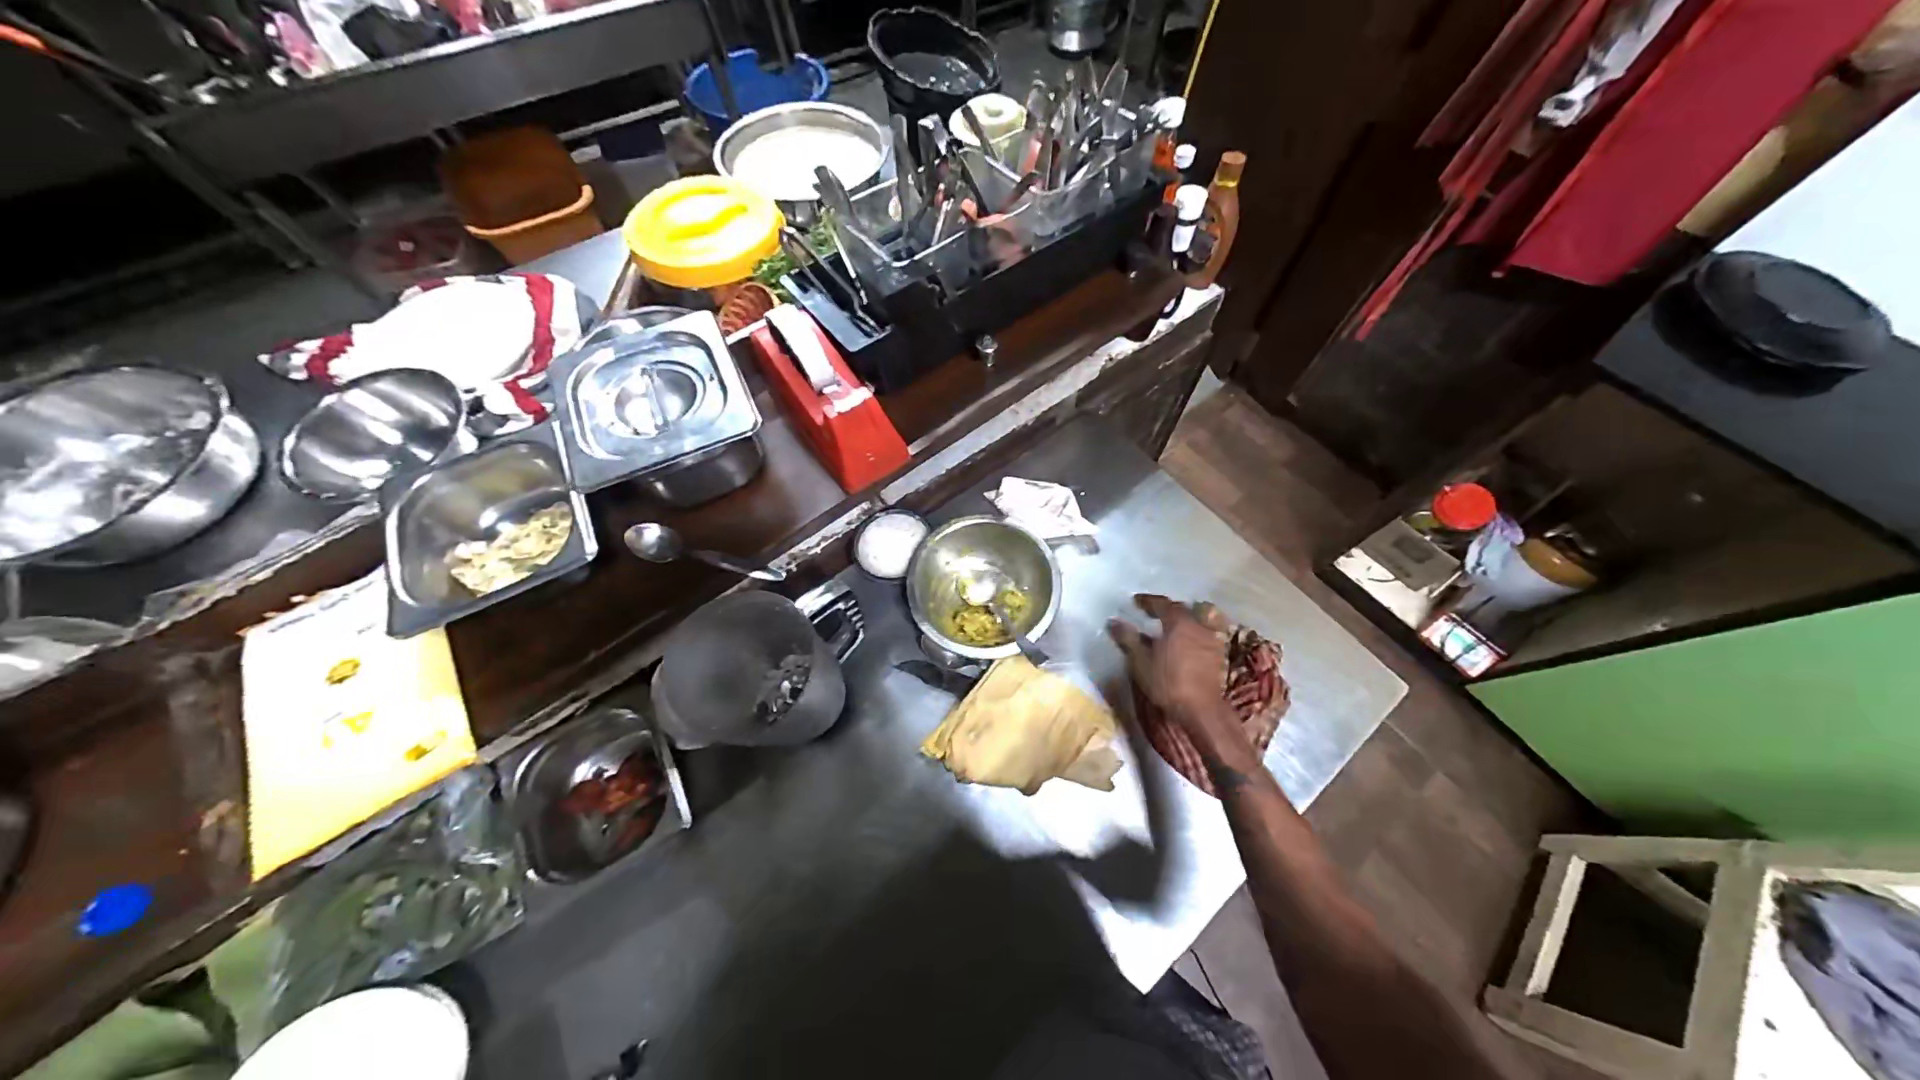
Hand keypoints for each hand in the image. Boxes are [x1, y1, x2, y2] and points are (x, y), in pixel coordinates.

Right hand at [1109, 595, 1251, 762]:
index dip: (1148, 601)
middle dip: (1167, 608)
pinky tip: (1187, 644)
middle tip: (1153, 613)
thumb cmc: (1167, 682)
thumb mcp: (1140, 661)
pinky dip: (1195, 633)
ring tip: (1173, 627)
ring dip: (1185, 619)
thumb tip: (1113, 621)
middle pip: (1183, 609)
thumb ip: (1128, 638)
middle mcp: (1198, 625)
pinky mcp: (1218, 655)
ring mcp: (1212, 639)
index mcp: (1178, 622)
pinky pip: (1206, 634)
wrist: (1201, 709)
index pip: (1162, 604)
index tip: (1135, 602)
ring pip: (1199, 620)